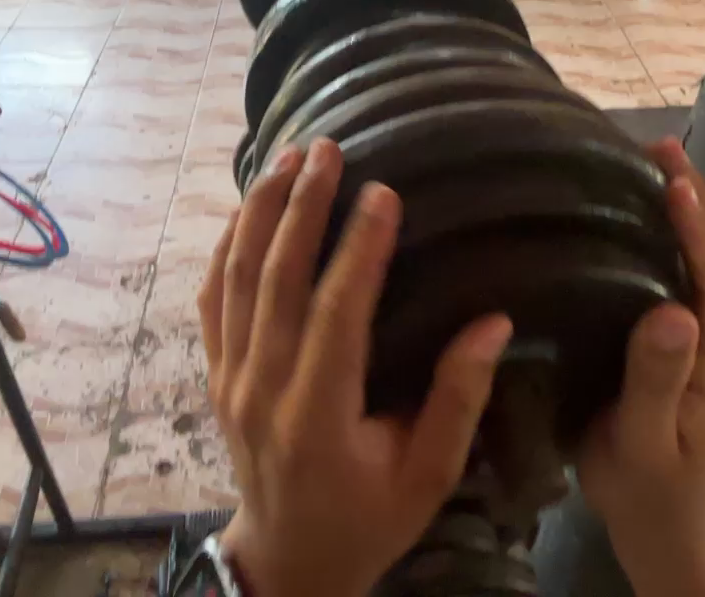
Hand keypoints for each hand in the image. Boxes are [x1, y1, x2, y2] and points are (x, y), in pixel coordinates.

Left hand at [199, 138, 515, 596]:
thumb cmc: (368, 520)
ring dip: (261, 210)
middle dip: (301, 206)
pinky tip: (248, 206)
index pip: (336, 314)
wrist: (287, 560)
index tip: (381, 192)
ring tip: (285, 157)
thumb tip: (491, 321)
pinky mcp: (216, 371)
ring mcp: (229, 377)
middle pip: (276, 279)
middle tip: (326, 149)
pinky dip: (228, 244)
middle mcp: (262, 387)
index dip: (358, 249)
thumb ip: (457, 399)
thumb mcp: (428, 476)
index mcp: (318, 415)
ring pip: (236, 277)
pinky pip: (213, 295)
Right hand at [577, 137, 704, 595]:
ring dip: (693, 210)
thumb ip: (658, 381)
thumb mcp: (643, 442)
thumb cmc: (644, 489)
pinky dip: (678, 236)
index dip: (700, 229)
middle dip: (701, 201)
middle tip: (661, 148)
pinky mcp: (695, 345)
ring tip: (656, 165)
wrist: (662, 527)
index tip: (673, 181)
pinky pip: (692, 277)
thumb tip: (673, 310)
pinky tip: (645, 217)